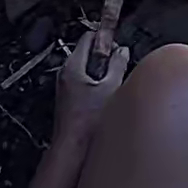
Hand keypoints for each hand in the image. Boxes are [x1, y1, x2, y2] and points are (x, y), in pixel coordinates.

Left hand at [53, 30, 128, 154]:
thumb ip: (117, 66)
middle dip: (104, 57)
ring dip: (101, 72)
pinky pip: (83, 82)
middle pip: (87, 52)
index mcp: (73, 66)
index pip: (88, 37)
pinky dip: (95, 84)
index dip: (104, 38)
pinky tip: (105, 98)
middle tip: (119, 66)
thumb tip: (123, 51)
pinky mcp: (68, 98)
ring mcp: (65, 86)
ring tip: (113, 84)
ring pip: (86, 68)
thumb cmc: (88, 121)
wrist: (71, 150)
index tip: (117, 46)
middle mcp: (65, 73)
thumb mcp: (110, 89)